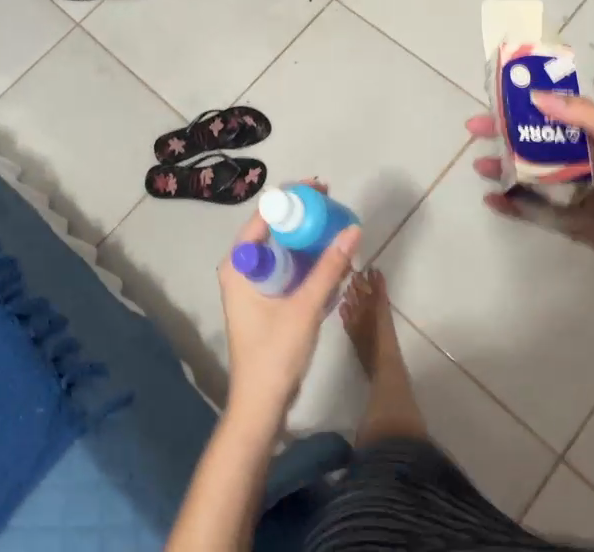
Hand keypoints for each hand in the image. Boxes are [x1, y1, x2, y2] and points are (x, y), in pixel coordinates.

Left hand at [217, 182, 359, 417]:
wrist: (262, 405)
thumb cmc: (275, 354)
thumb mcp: (305, 307)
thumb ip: (329, 268)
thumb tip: (353, 230)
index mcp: (239, 264)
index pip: (264, 216)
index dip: (293, 198)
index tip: (322, 190)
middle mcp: (243, 269)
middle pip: (275, 231)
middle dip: (306, 219)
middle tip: (336, 210)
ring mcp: (254, 286)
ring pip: (285, 252)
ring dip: (311, 243)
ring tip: (340, 233)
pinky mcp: (267, 302)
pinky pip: (289, 272)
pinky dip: (310, 265)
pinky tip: (334, 265)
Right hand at [468, 92, 593, 276]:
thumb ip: (580, 115)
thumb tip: (534, 96)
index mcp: (592, 136)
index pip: (551, 113)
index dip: (524, 104)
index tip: (496, 98)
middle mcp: (578, 159)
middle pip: (532, 142)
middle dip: (503, 134)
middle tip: (474, 129)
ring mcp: (570, 190)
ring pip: (528, 174)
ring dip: (503, 168)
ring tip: (480, 166)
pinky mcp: (566, 220)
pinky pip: (532, 209)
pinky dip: (510, 204)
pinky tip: (492, 199)